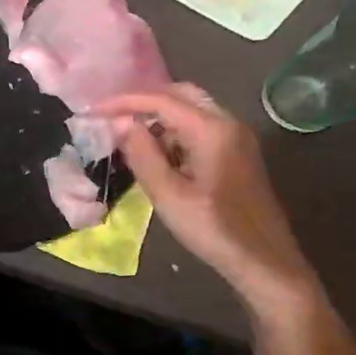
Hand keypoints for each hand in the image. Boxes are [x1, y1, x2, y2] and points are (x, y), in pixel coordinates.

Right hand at [98, 84, 319, 310]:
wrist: (263, 259)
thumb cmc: (212, 229)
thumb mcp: (168, 194)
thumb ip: (142, 154)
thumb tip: (120, 123)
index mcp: (212, 130)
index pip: (161, 100)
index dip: (123, 101)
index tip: (91, 110)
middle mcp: (228, 124)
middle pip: (181, 95)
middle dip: (142, 101)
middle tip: (109, 117)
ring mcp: (236, 138)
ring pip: (191, 110)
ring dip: (158, 117)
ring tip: (128, 139)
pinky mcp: (236, 154)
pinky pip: (200, 128)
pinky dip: (173, 131)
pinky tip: (156, 155)